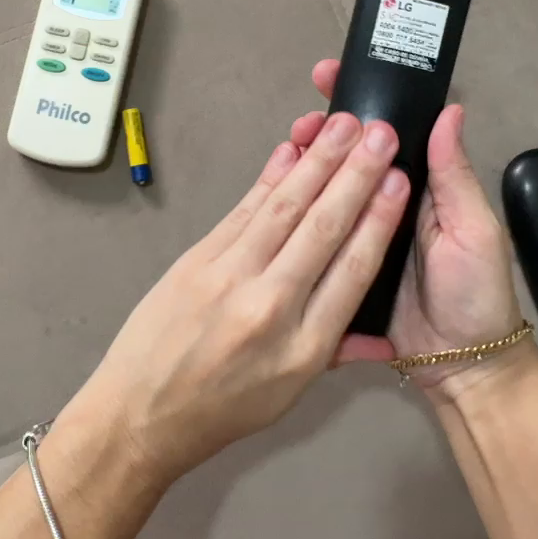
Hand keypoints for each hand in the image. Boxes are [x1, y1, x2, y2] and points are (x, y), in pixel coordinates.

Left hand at [59, 113, 410, 485]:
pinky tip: (291, 149)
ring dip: (317, 161)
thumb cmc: (221, 410)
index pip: (353, 270)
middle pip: (322, 227)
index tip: (399, 180)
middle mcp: (270, 305)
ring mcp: (228, 276)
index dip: (379, 220)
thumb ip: (337, 353)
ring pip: (283, 208)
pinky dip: (270, 177)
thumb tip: (386, 336)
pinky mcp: (196, 257)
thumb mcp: (289, 395)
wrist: (138, 413)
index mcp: (303, 347)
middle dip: (355, 175)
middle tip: (380, 133)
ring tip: (343, 125)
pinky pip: (243, 209)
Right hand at [290, 60, 530, 403]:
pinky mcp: (342, 261)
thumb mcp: (474, 231)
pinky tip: (280, 190)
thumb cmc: (475, 293)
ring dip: (310, 161)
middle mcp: (390, 201)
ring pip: (333, 186)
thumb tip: (450, 109)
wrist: (459, 367)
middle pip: (355, 154)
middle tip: (302, 119)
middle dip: (327, 129)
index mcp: (425, 186)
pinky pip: (321, 227)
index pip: (393, 131)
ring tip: (289, 145)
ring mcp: (363, 231)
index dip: (366, 100)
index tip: (334, 77)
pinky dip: (302, 206)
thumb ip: (455, 175)